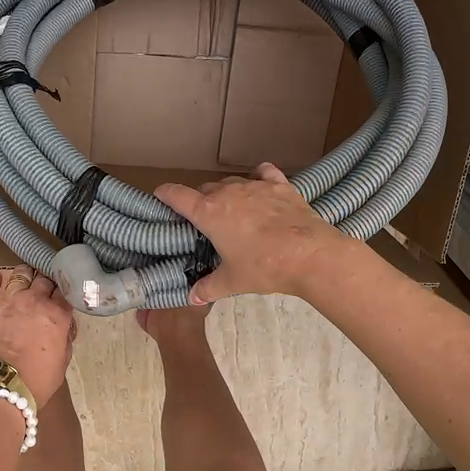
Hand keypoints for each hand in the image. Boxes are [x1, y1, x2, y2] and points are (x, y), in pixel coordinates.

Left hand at [0, 265, 75, 406]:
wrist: (0, 387)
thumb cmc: (37, 380)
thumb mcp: (62, 362)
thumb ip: (65, 339)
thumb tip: (64, 327)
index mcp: (57, 315)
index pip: (66, 291)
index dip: (67, 288)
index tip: (66, 288)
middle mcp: (34, 301)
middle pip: (44, 279)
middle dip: (48, 278)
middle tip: (48, 281)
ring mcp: (9, 302)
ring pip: (20, 275)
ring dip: (26, 273)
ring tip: (27, 274)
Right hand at [154, 163, 356, 304]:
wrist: (309, 255)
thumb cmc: (264, 267)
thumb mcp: (233, 281)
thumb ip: (209, 287)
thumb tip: (193, 297)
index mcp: (209, 213)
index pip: (177, 195)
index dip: (165, 194)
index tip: (159, 196)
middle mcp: (228, 193)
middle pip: (205, 189)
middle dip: (200, 202)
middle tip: (204, 222)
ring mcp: (256, 186)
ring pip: (232, 182)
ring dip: (226, 193)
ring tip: (232, 211)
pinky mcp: (280, 186)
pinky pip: (263, 173)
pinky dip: (258, 177)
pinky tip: (260, 185)